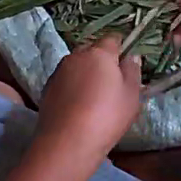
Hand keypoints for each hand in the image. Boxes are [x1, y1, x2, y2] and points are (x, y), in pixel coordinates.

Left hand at [39, 35, 142, 153]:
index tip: (127, 63)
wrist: (67, 142)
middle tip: (112, 81)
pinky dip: (73, 86)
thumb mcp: (131, 95)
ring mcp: (58, 71)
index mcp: (99, 53)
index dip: (121, 48)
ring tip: (94, 96)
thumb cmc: (107, 116)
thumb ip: (132, 71)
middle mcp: (76, 56)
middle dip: (102, 59)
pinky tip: (79, 105)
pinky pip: (65, 80)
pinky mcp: (47, 88)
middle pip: (92, 50)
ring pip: (77, 65)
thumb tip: (131, 56)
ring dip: (86, 73)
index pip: (113, 38)